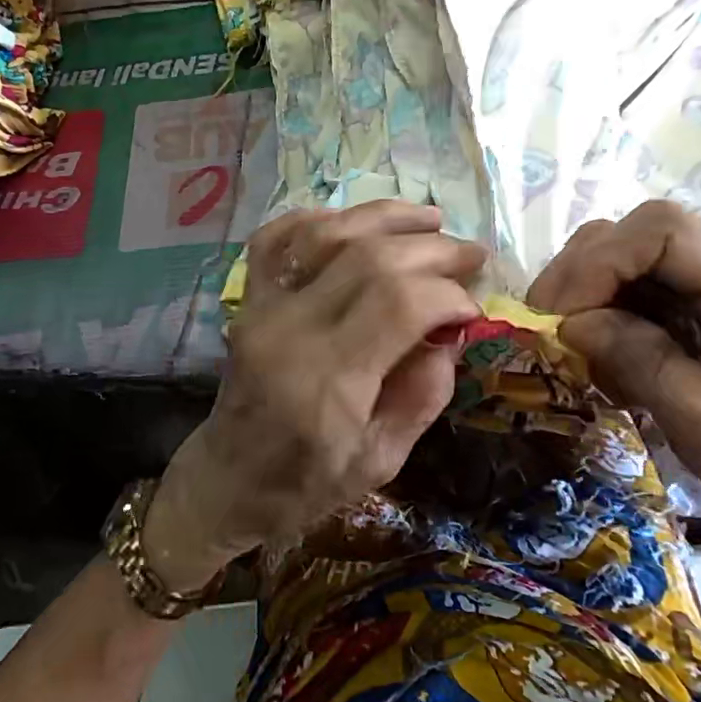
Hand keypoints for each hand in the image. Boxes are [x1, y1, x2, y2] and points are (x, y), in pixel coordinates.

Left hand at [142, 201, 486, 589]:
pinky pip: (274, 239)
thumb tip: (452, 330)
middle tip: (470, 256)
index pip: (398, 303)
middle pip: (368, 258)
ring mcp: (261, 308)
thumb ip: (423, 394)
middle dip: (431, 248)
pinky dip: (317, 219)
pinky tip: (355, 222)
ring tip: (430, 220)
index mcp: (329, 381)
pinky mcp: (246, 301)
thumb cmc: (306, 483)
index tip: (473, 307)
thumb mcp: (382, 460)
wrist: (228, 478)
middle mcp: (291, 331)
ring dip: (383, 218)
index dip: (448, 293)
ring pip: (324, 235)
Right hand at [526, 200, 700, 540]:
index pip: (668, 232)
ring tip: (570, 343)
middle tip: (547, 327)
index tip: (560, 314)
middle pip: (641, 233)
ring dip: (587, 292)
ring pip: (631, 254)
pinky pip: (637, 287)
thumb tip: (573, 323)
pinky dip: (603, 312)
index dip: (601, 260)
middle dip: (582, 274)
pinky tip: (602, 354)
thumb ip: (647, 367)